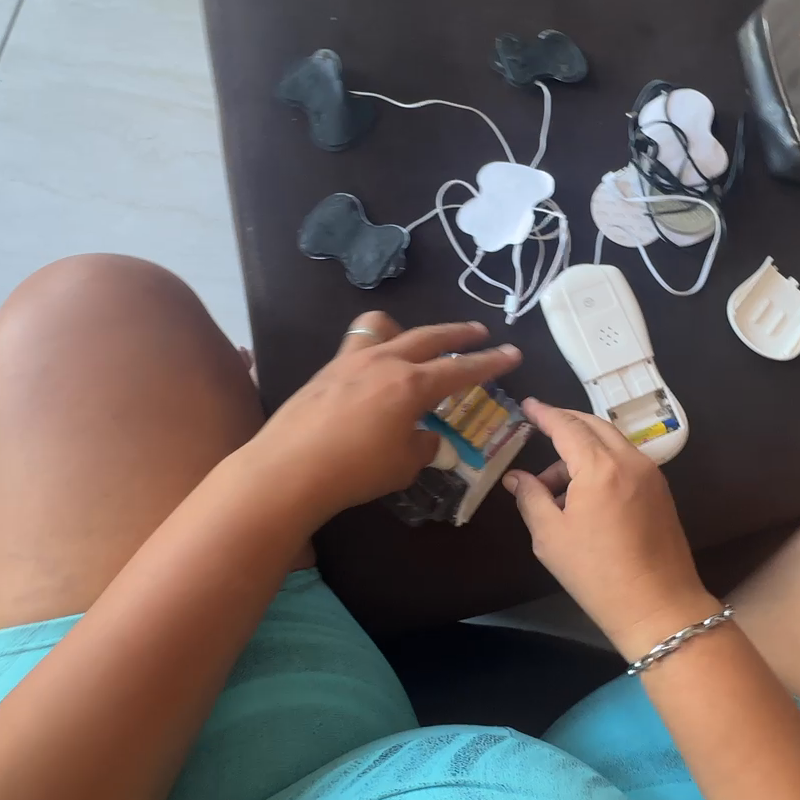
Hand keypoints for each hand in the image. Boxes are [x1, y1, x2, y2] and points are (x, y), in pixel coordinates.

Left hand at [246, 312, 521, 518]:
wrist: (286, 470)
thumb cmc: (354, 471)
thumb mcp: (401, 466)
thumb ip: (421, 447)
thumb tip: (427, 438)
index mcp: (411, 384)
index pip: (460, 369)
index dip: (490, 362)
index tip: (513, 353)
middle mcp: (384, 362)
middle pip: (428, 336)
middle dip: (458, 333)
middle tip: (479, 331)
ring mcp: (350, 361)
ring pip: (384, 327)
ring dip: (408, 330)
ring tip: (416, 340)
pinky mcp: (324, 371)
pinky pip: (357, 345)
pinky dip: (376, 349)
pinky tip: (373, 373)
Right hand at [502, 399, 717, 656]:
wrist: (658, 607)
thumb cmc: (597, 573)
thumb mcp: (551, 537)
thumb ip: (531, 497)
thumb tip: (515, 477)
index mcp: (600, 467)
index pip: (567, 426)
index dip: (544, 413)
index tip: (528, 404)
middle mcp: (629, 460)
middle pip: (593, 425)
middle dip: (565, 423)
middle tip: (539, 428)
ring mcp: (650, 474)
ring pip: (611, 442)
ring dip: (582, 448)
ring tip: (553, 484)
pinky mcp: (660, 490)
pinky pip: (625, 460)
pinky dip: (601, 462)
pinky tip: (582, 492)